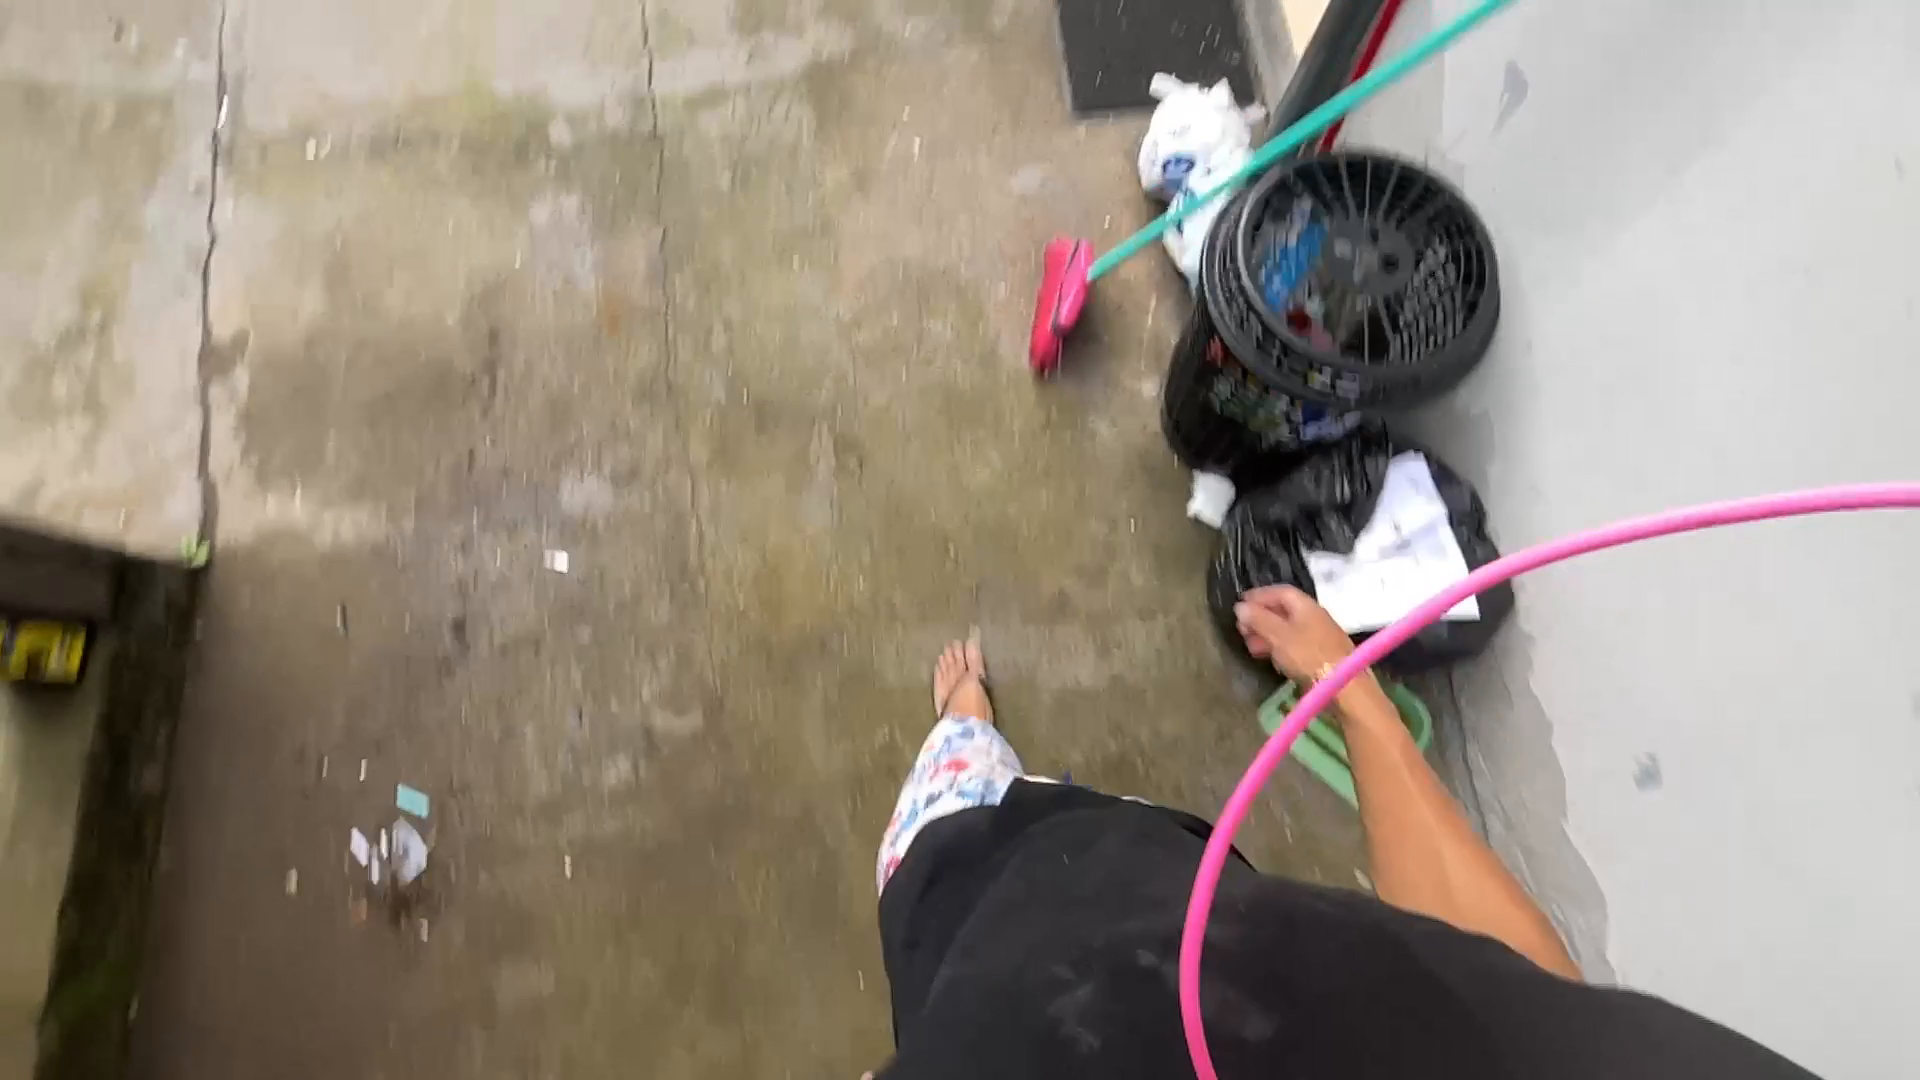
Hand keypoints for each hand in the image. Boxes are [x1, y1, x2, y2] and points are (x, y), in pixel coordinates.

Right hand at [1233, 585, 1356, 683]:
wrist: (1344, 687)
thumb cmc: (1308, 655)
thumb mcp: (1278, 635)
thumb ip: (1258, 619)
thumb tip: (1240, 607)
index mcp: (1306, 606)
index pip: (1280, 592)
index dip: (1259, 595)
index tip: (1240, 604)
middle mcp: (1314, 617)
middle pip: (1283, 610)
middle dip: (1260, 618)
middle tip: (1242, 629)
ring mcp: (1319, 636)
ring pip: (1287, 629)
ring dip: (1267, 634)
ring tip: (1252, 646)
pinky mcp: (1320, 655)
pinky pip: (1295, 644)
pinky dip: (1279, 647)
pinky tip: (1270, 658)